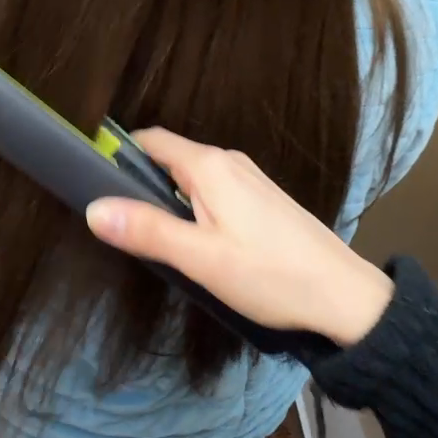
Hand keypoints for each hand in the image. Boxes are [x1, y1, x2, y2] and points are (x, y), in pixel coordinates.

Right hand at [85, 128, 394, 346]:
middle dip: (142, 183)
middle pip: (170, 158)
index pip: (151, 139)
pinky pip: (213, 191)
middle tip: (121, 224)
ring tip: (154, 239)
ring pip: (192, 177)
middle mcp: (229, 161)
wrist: (344, 297)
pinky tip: (195, 243)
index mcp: (209, 165)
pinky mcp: (262, 200)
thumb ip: (147, 231)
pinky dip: (194, 208)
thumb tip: (93, 208)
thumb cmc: (270, 275)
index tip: (94, 181)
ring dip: (168, 199)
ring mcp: (249, 179)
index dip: (119, 154)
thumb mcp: (200, 259)